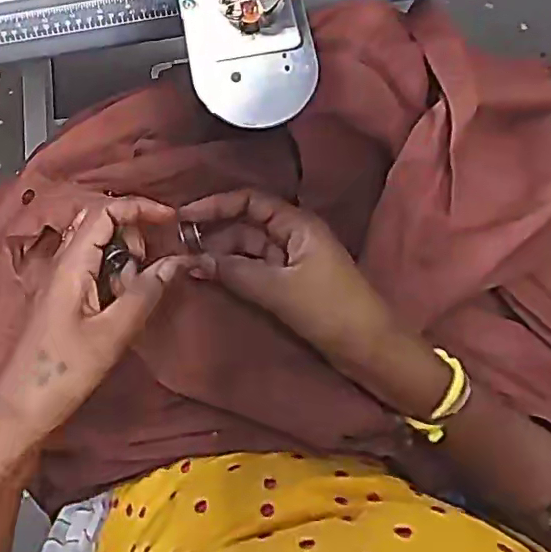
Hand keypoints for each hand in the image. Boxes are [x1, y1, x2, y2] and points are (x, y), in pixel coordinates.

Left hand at [0, 197, 206, 482]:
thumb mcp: (112, 334)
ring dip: (125, 259)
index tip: (171, 220)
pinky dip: (114, 276)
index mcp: (70, 264)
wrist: (18, 410)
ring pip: (98, 249)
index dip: (139, 207)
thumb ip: (144, 293)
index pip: (104, 211)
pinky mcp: (61, 299)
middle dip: (134, 236)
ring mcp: (59, 280)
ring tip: (135, 293)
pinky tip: (121, 305)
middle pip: (102, 224)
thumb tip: (175, 262)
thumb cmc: (62, 372)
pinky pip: (92, 270)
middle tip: (151, 267)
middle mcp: (62, 264)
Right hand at [177, 189, 397, 366]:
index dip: (216, 205)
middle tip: (178, 245)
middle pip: (246, 224)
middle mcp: (293, 235)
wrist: (372, 350)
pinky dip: (233, 272)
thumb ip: (234, 272)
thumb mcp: (278, 290)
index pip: (250, 201)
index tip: (183, 216)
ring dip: (220, 254)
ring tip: (187, 263)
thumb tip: (193, 260)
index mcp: (298, 224)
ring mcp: (291, 260)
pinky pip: (254, 269)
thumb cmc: (330, 310)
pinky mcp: (289, 284)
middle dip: (213, 231)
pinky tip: (210, 277)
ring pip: (247, 248)